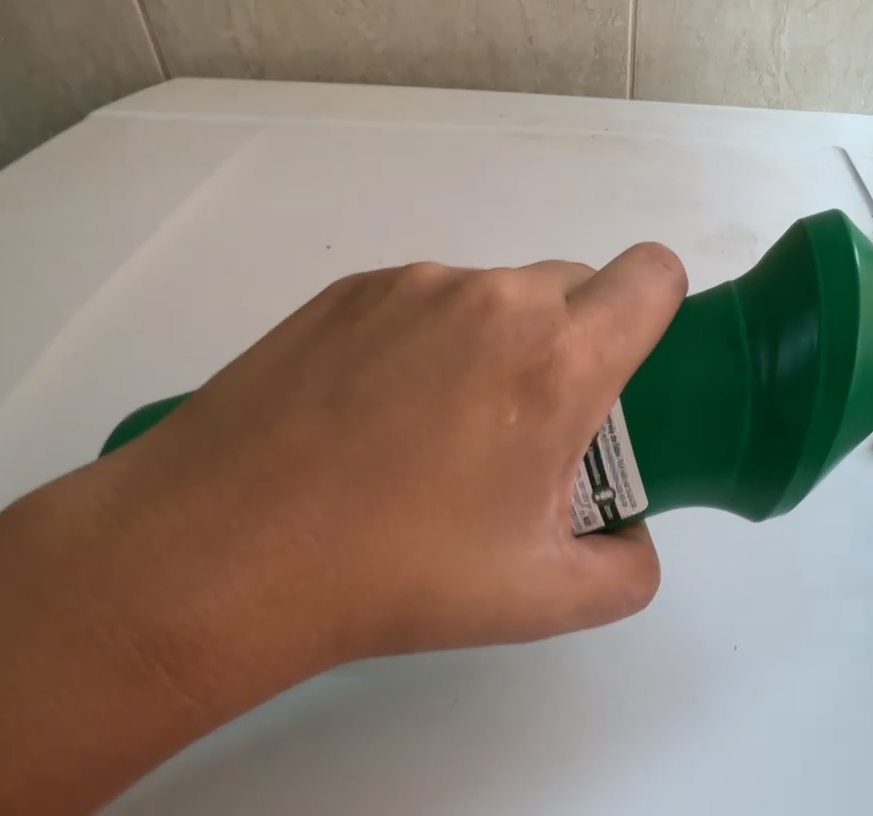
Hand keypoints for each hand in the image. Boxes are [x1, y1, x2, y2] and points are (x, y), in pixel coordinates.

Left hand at [82, 244, 687, 680]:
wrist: (214, 554)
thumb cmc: (398, 572)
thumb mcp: (540, 599)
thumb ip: (626, 570)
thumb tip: (632, 542)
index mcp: (561, 359)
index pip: (653, 273)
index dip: (658, 308)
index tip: (627, 366)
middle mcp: (499, 299)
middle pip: (580, 283)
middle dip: (578, 338)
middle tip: (530, 420)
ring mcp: (419, 285)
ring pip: (502, 292)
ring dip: (503, 339)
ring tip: (438, 424)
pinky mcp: (353, 288)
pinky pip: (430, 297)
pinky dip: (432, 336)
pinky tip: (375, 409)